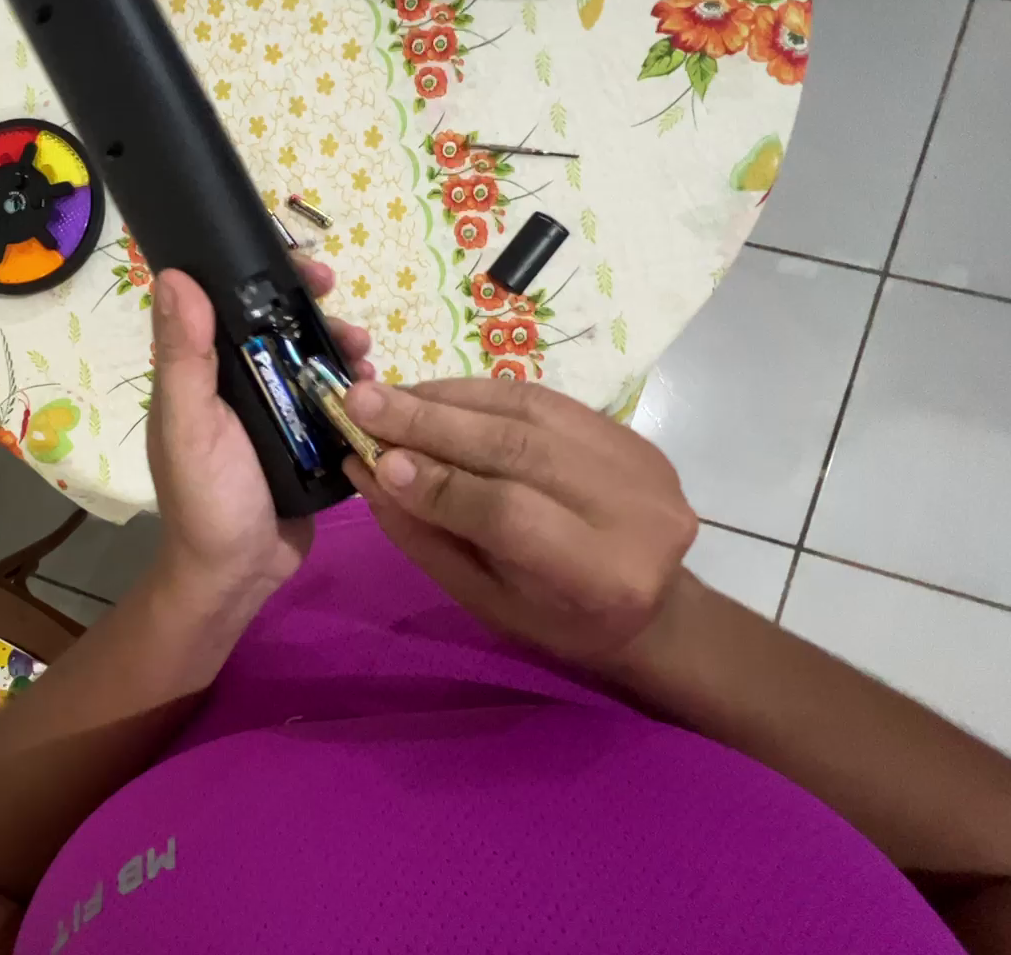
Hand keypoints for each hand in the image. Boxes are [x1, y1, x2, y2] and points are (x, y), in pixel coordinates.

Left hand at [145, 261, 374, 619]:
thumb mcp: (189, 425)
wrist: (240, 574)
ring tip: (365, 353)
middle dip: (312, 310)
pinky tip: (374, 388)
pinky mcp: (307, 439)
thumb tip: (173, 275)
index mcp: (204, 372)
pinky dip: (354, 388)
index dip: (262, 276)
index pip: (229, 305)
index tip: (299, 267)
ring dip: (339, 347)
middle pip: (278, 327)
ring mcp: (276, 411)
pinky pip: (333, 401)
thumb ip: (183, 356)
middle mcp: (238, 384)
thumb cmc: (206, 499)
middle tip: (341, 304)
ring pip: (311, 360)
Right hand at [341, 377, 697, 668]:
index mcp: (601, 576)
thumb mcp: (478, 596)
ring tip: (385, 395)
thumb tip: (365, 468)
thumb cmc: (552, 619)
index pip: (510, 515)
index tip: (374, 460)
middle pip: (518, 449)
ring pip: (527, 411)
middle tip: (360, 402)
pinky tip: (428, 392)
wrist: (650, 605)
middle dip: (428, 423)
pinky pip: (538, 397)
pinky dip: (473, 391)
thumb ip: (422, 534)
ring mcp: (638, 461)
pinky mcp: (627, 431)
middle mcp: (633, 511)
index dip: (440, 484)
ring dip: (443, 398)